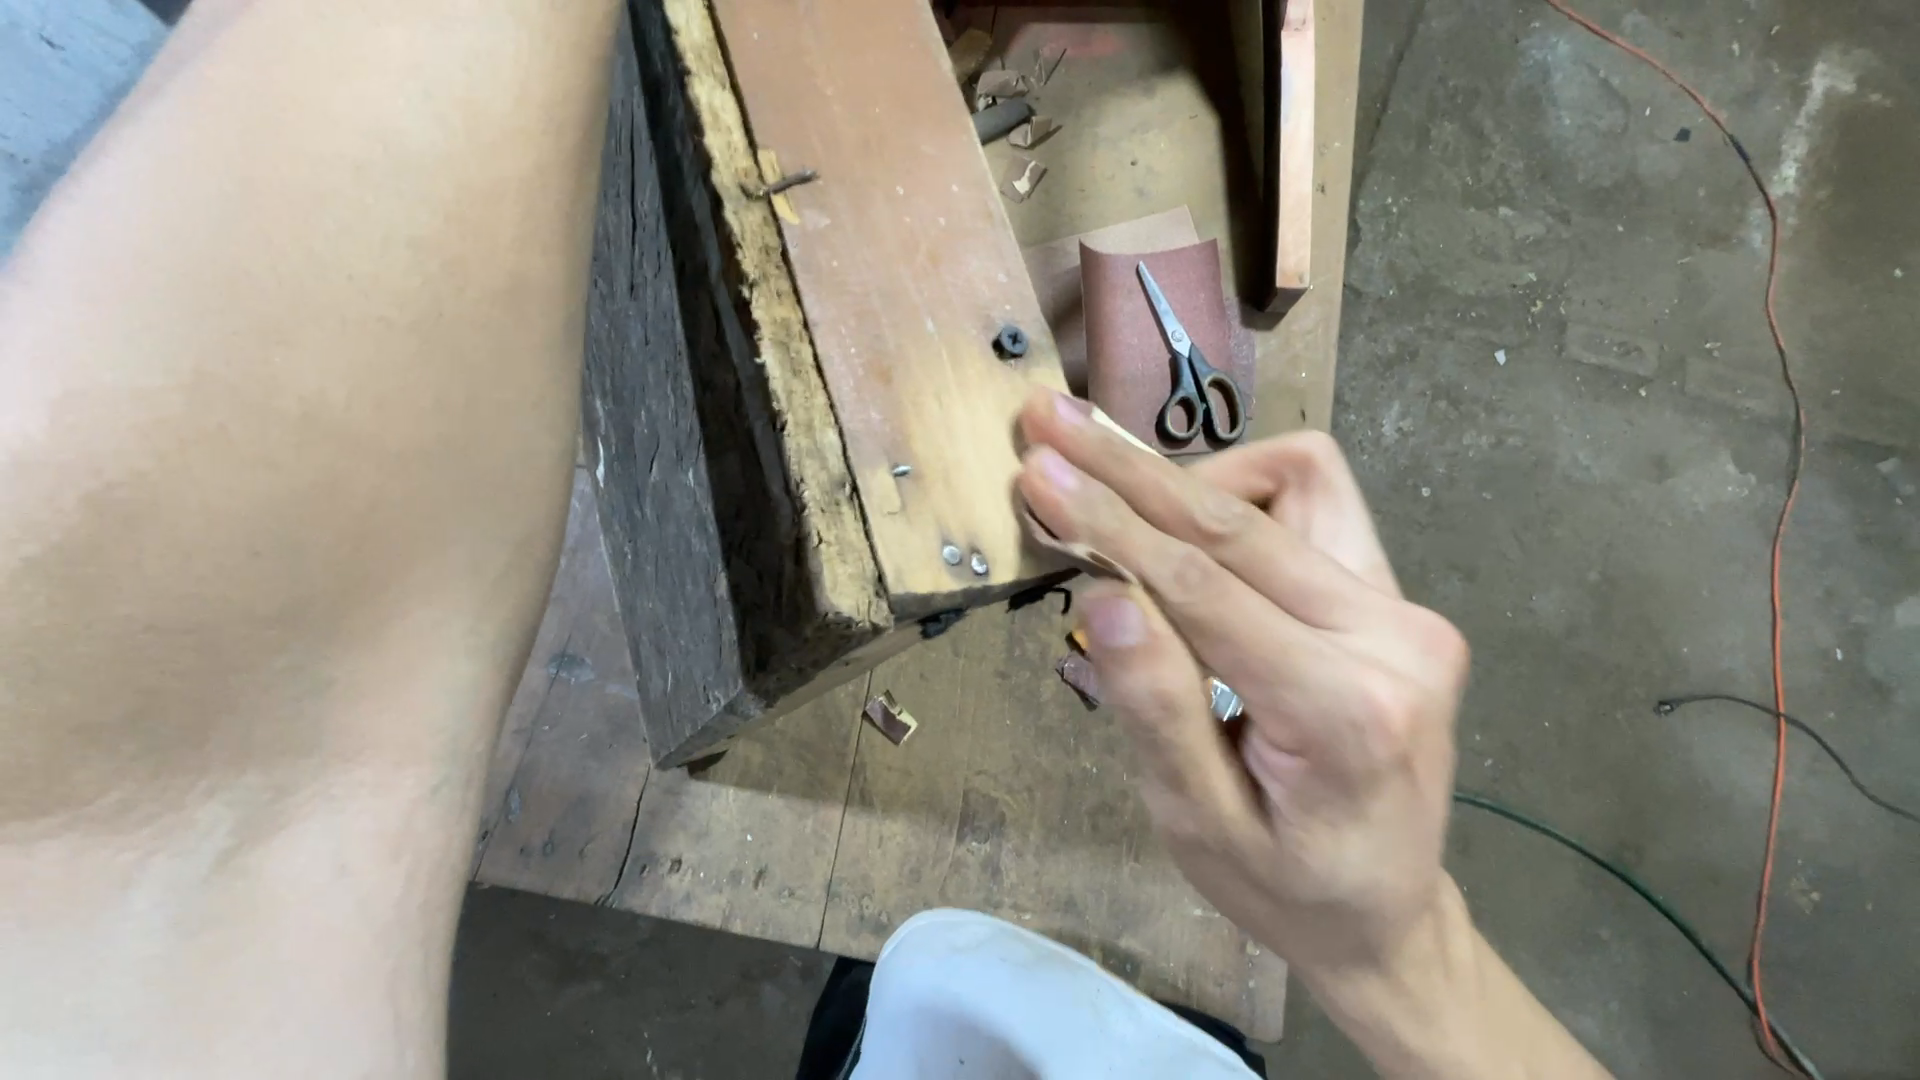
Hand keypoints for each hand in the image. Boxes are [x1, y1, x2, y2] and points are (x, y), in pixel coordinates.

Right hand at [1017, 391, 1467, 981]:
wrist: (1384, 909)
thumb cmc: (1281, 883)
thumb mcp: (1195, 821)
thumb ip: (1155, 708)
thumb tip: (1103, 596)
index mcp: (1344, 710)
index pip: (1204, 589)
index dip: (1111, 524)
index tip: (1038, 471)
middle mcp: (1392, 637)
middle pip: (1238, 522)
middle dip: (1129, 470)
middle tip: (1051, 423)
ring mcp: (1403, 607)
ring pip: (1289, 483)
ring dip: (1188, 481)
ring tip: (1111, 496)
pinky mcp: (1394, 595)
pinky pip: (1316, 499)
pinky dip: (1241, 493)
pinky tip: (1192, 532)